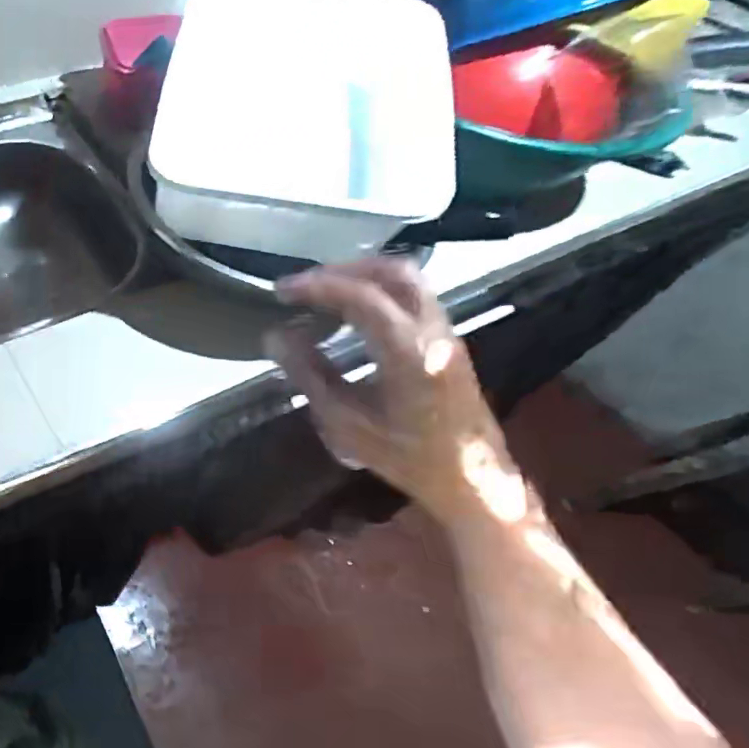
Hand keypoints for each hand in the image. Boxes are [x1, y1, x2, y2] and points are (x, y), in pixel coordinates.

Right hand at [265, 259, 527, 530]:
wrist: (472, 479)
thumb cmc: (406, 458)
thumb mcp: (346, 423)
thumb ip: (309, 375)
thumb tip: (276, 336)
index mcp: (409, 352)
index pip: (361, 296)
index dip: (317, 286)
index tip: (281, 291)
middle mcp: (433, 331)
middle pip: (392, 271)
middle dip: (342, 269)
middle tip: (303, 285)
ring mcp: (446, 332)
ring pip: (407, 279)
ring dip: (361, 275)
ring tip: (322, 293)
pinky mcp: (448, 340)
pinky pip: (412, 295)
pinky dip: (377, 290)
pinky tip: (351, 312)